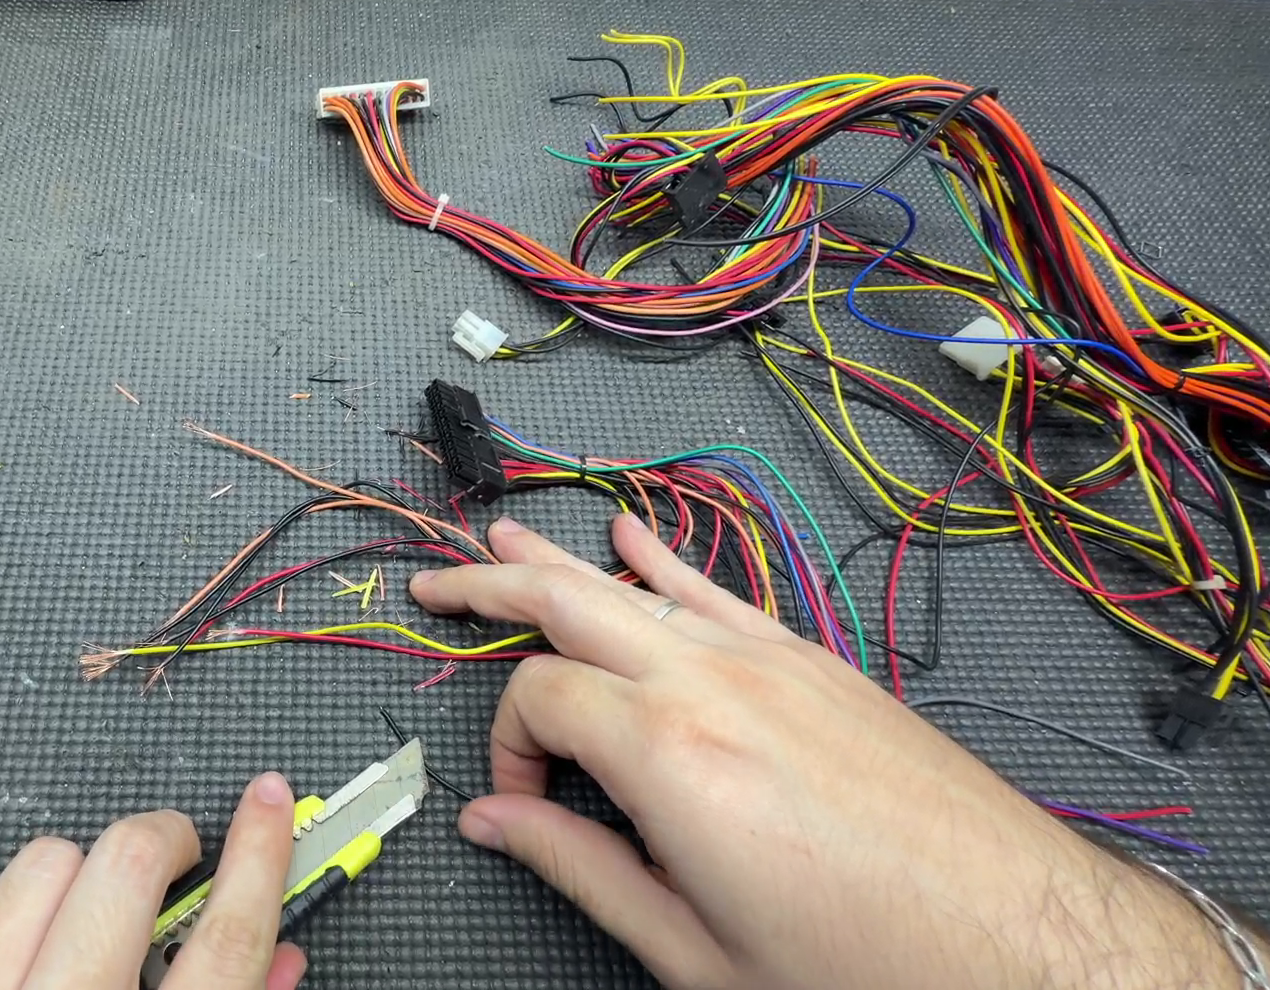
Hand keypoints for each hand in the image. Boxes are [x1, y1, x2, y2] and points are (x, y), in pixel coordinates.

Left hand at [0, 773, 307, 989]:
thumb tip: (280, 960)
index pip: (223, 945)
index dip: (259, 856)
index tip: (270, 801)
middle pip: (126, 866)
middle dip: (164, 842)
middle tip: (173, 861)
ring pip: (43, 865)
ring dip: (74, 887)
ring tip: (73, 939)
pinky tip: (0, 982)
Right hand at [412, 515, 1240, 989]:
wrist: (1045, 963)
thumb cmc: (863, 971)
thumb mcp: (692, 947)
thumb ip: (573, 864)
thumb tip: (489, 822)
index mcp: (664, 752)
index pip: (535, 698)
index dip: (508, 746)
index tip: (524, 803)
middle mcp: (702, 680)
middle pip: (560, 599)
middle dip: (485, 584)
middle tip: (435, 579)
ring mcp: (758, 657)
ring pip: (626, 581)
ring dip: (554, 558)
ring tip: (501, 538)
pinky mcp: (806, 659)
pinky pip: (713, 588)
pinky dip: (659, 558)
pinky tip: (627, 535)